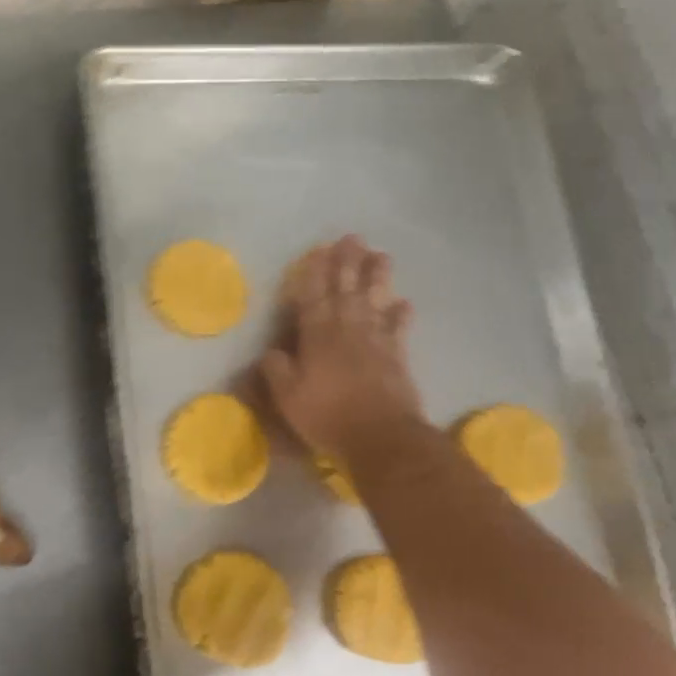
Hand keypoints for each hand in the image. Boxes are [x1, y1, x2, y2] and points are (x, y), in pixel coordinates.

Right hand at [259, 236, 424, 461]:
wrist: (381, 437)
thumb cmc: (327, 416)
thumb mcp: (288, 397)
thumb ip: (277, 370)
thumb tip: (271, 350)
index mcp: (317, 337)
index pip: (312, 298)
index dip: (314, 274)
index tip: (317, 250)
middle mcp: (348, 331)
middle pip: (346, 291)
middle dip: (347, 264)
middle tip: (352, 238)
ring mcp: (376, 342)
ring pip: (375, 302)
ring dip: (377, 278)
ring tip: (380, 255)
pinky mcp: (397, 358)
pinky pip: (399, 329)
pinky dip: (401, 315)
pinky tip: (404, 303)